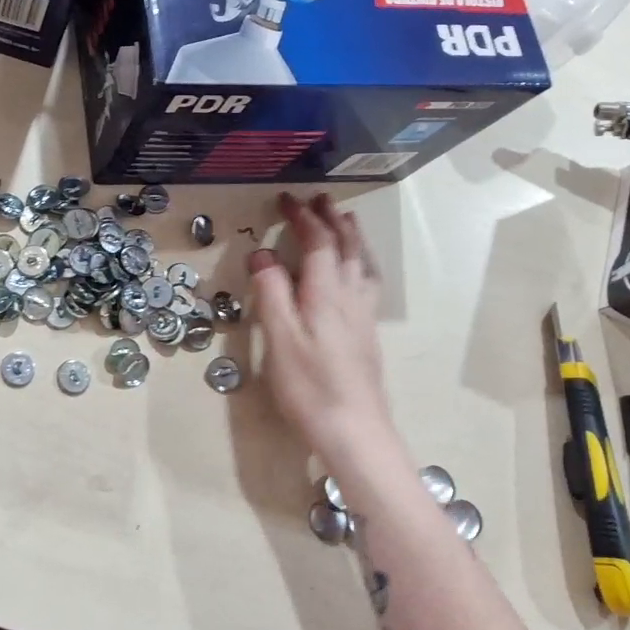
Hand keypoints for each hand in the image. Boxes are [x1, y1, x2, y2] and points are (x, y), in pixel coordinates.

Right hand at [249, 193, 389, 449]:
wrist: (354, 430)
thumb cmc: (309, 386)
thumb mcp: (279, 338)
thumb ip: (271, 293)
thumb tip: (262, 254)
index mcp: (326, 294)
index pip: (318, 244)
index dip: (303, 218)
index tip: (286, 199)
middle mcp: (350, 298)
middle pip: (347, 249)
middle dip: (333, 220)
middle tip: (321, 199)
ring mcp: (363, 317)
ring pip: (362, 264)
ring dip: (352, 238)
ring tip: (346, 222)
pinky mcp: (367, 334)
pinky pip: (367, 282)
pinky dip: (360, 262)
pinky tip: (357, 274)